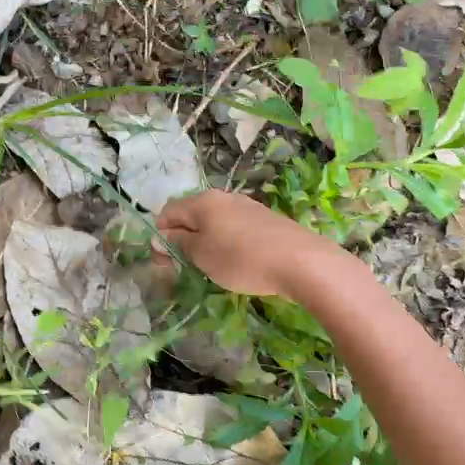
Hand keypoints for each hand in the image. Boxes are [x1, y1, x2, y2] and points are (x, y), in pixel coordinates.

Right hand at [154, 190, 339, 297]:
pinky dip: (228, 243)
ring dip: (206, 241)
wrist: (303, 263)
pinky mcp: (267, 221)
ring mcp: (248, 207)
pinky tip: (238, 262)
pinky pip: (235, 229)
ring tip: (213, 266)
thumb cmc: (242, 259)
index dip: (160, 235)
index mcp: (202, 201)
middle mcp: (224, 198)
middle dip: (183, 238)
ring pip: (214, 222)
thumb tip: (162, 237)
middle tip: (186, 266)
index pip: (167, 211)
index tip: (165, 261)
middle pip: (192, 215)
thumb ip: (178, 243)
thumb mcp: (201, 255)